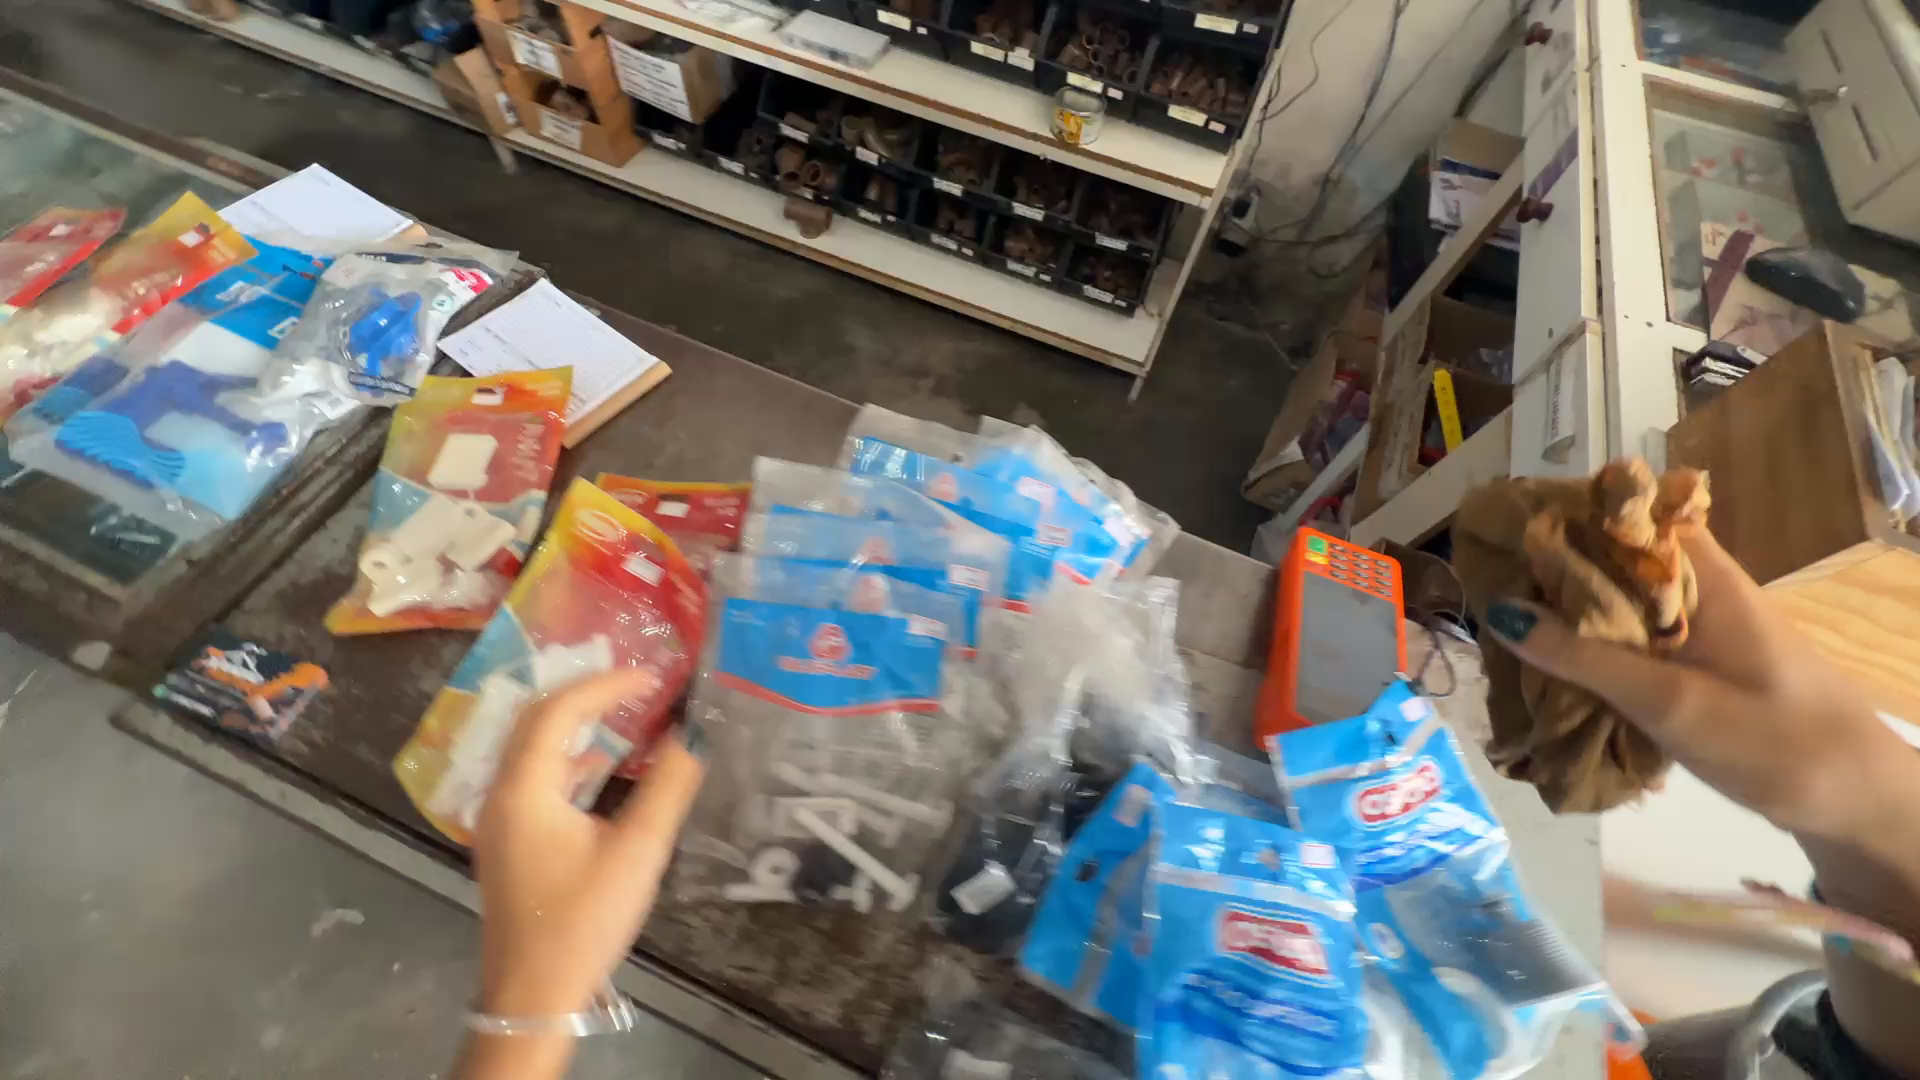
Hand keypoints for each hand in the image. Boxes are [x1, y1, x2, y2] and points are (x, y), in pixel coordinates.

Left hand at [473, 669, 704, 1015]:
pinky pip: (537, 773)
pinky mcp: (511, 837)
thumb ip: (669, 783)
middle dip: (589, 692)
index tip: (656, 678)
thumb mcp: (638, 849)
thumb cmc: (585, 919)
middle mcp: (502, 794)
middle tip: (641, 683)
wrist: (533, 997)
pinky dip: (572, 752)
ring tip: (627, 708)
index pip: (560, 711)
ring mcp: (501, 818)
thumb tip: (695, 731)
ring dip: (578, 719)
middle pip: (537, 719)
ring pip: (534, 745)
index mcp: (525, 790)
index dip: (608, 685)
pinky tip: (606, 763)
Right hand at [1485, 525, 1919, 1075]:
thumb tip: (1500, 609)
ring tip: (1498, 617)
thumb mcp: (1670, 701)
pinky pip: (1623, 639)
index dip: (1573, 514)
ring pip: (1615, 602)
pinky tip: (1545, 658)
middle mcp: (1700, 597)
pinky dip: (1583, 642)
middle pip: (1615, 560)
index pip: (1635, 521)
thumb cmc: (1778, 745)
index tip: (1509, 525)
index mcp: (1708, 584)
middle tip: (1485, 579)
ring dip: (1562, 609)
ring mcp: (1697, 633)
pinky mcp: (1691, 668)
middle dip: (1551, 566)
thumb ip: (1583, 656)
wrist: (1867, 814)